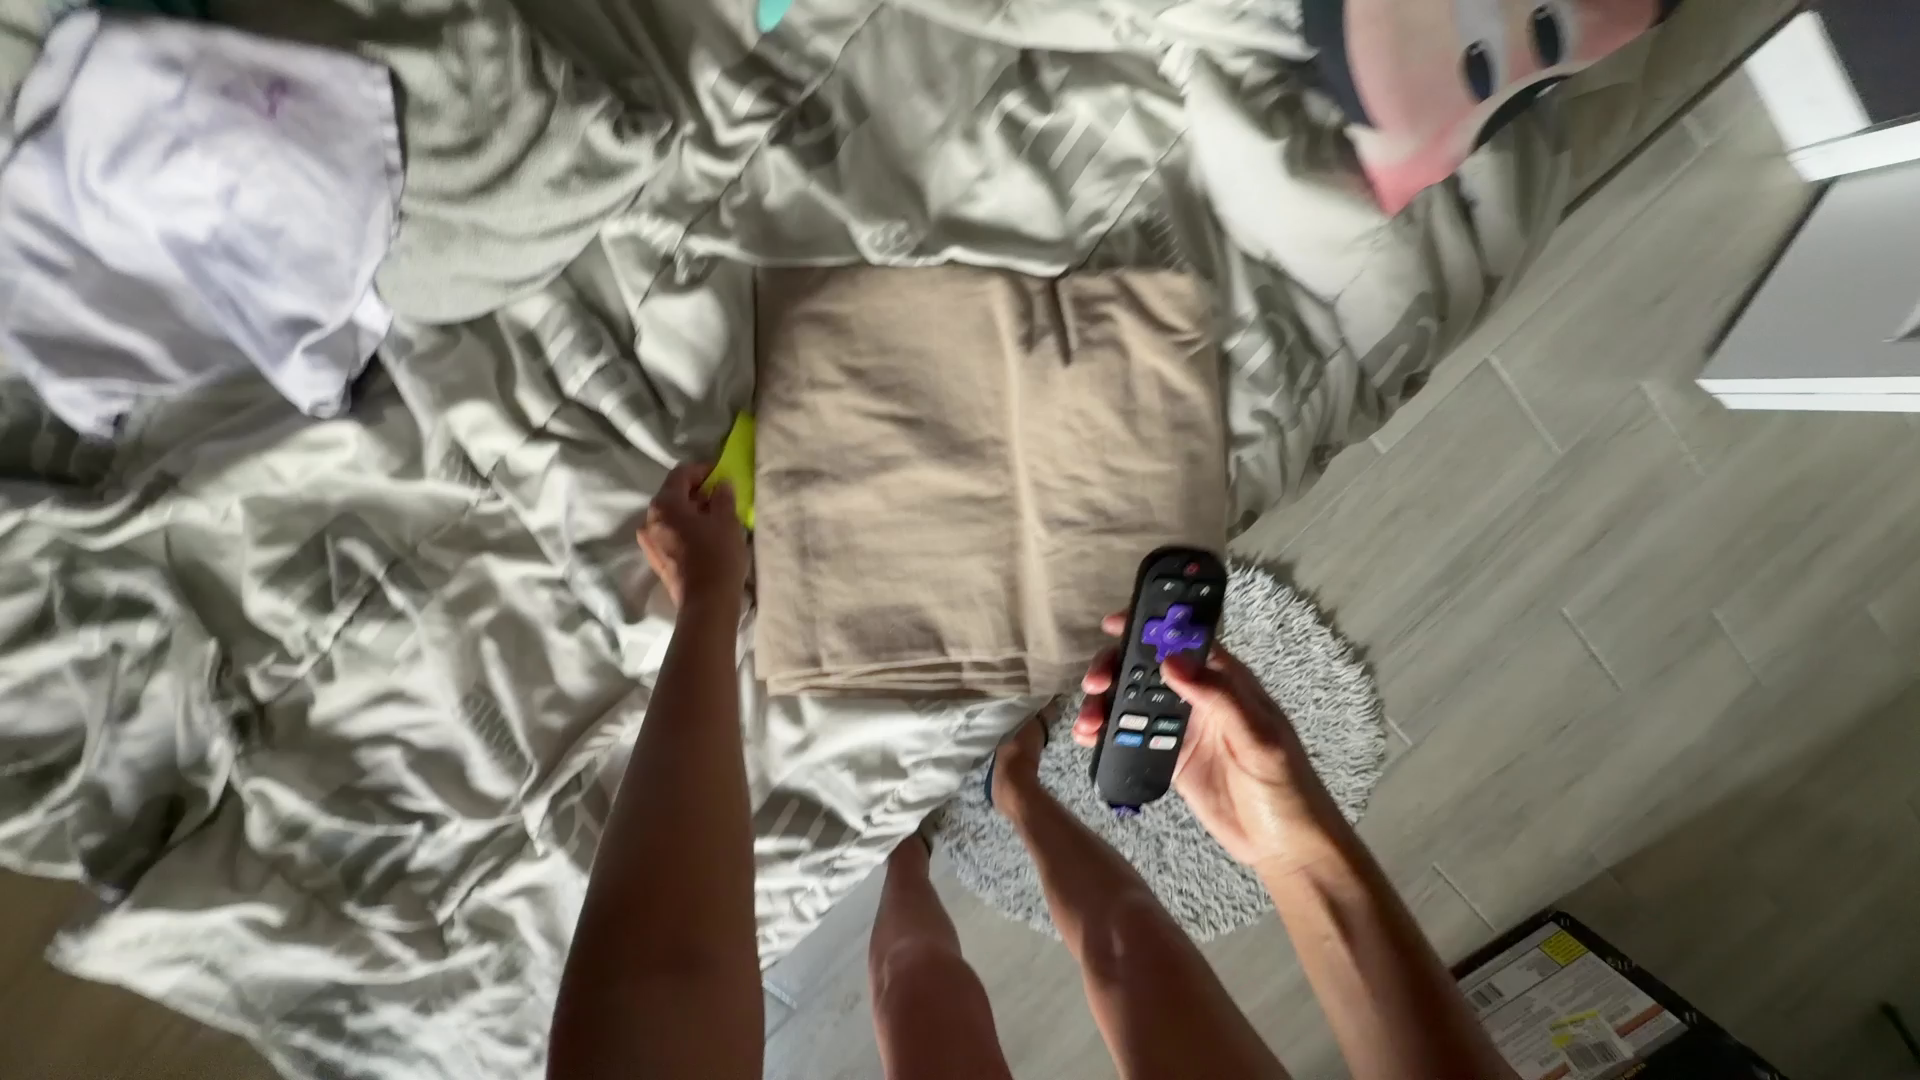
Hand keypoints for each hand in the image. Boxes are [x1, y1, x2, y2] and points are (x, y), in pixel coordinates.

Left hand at [637, 463, 747, 608]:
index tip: (722, 473)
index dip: (703, 470)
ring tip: (715, 516)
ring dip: (691, 511)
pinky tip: (705, 536)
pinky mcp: (657, 559)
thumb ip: (722, 497)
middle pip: (673, 495)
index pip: (681, 474)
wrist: (707, 602)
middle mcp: (650, 519)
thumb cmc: (718, 555)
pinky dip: (686, 528)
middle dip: (697, 491)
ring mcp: (650, 541)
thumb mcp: (727, 520)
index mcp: (664, 504)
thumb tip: (720, 485)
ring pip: (671, 516)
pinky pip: (670, 533)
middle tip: (721, 495)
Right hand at [1073, 615, 1339, 871]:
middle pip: (1146, 669)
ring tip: (1087, 723)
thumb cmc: (1287, 789)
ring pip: (1131, 703)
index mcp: (1226, 683)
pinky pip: (1129, 738)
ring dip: (1104, 705)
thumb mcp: (1260, 740)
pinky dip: (1106, 734)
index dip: (1149, 627)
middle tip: (1095, 683)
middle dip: (1115, 668)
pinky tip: (1088, 738)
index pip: (1184, 642)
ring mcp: (1181, 729)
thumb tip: (1171, 659)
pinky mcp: (1167, 759)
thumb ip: (1219, 699)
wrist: (1285, 849)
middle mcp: (1199, 698)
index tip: (1112, 624)